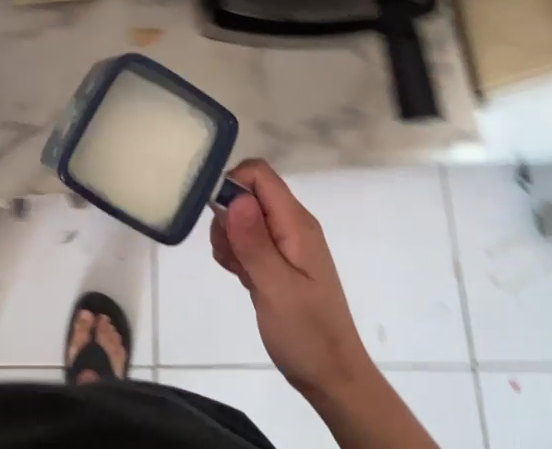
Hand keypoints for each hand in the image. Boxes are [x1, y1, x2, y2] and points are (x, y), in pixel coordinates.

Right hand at [210, 160, 372, 397]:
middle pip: (248, 193)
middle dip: (227, 216)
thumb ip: (254, 242)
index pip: (259, 174)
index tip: (218, 220)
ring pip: (244, 217)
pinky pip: (248, 240)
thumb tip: (234, 197)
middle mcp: (292, 225)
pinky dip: (236, 253)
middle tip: (228, 255)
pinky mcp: (278, 262)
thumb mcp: (276, 290)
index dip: (232, 185)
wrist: (332, 377)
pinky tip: (240, 278)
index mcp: (296, 224)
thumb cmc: (307, 334)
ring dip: (230, 237)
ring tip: (236, 271)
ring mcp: (286, 244)